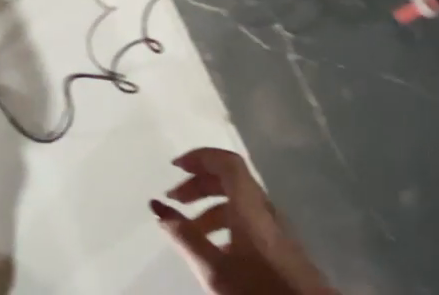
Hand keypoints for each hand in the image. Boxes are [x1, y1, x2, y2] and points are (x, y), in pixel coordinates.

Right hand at [151, 148, 335, 294]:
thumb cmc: (259, 292)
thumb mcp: (215, 270)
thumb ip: (184, 237)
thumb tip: (157, 207)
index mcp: (250, 207)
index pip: (227, 162)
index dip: (200, 157)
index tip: (175, 167)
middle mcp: (265, 210)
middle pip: (230, 180)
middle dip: (199, 184)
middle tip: (174, 200)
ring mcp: (277, 230)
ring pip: (239, 203)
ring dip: (210, 207)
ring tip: (190, 230)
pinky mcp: (282, 249)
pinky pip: (249, 221)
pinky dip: (226, 224)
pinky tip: (216, 251)